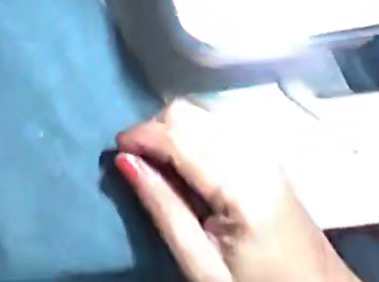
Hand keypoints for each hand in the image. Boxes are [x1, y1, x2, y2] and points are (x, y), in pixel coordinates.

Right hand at [115, 101, 355, 281]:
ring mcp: (262, 149)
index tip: (114, 151)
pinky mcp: (263, 152)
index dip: (139, 135)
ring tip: (158, 169)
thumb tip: (123, 160)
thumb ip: (163, 210)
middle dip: (154, 130)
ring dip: (171, 130)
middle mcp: (253, 153)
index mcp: (242, 184)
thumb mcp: (203, 269)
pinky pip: (214, 124)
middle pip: (187, 113)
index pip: (178, 135)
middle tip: (136, 164)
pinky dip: (191, 134)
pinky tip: (186, 166)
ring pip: (199, 113)